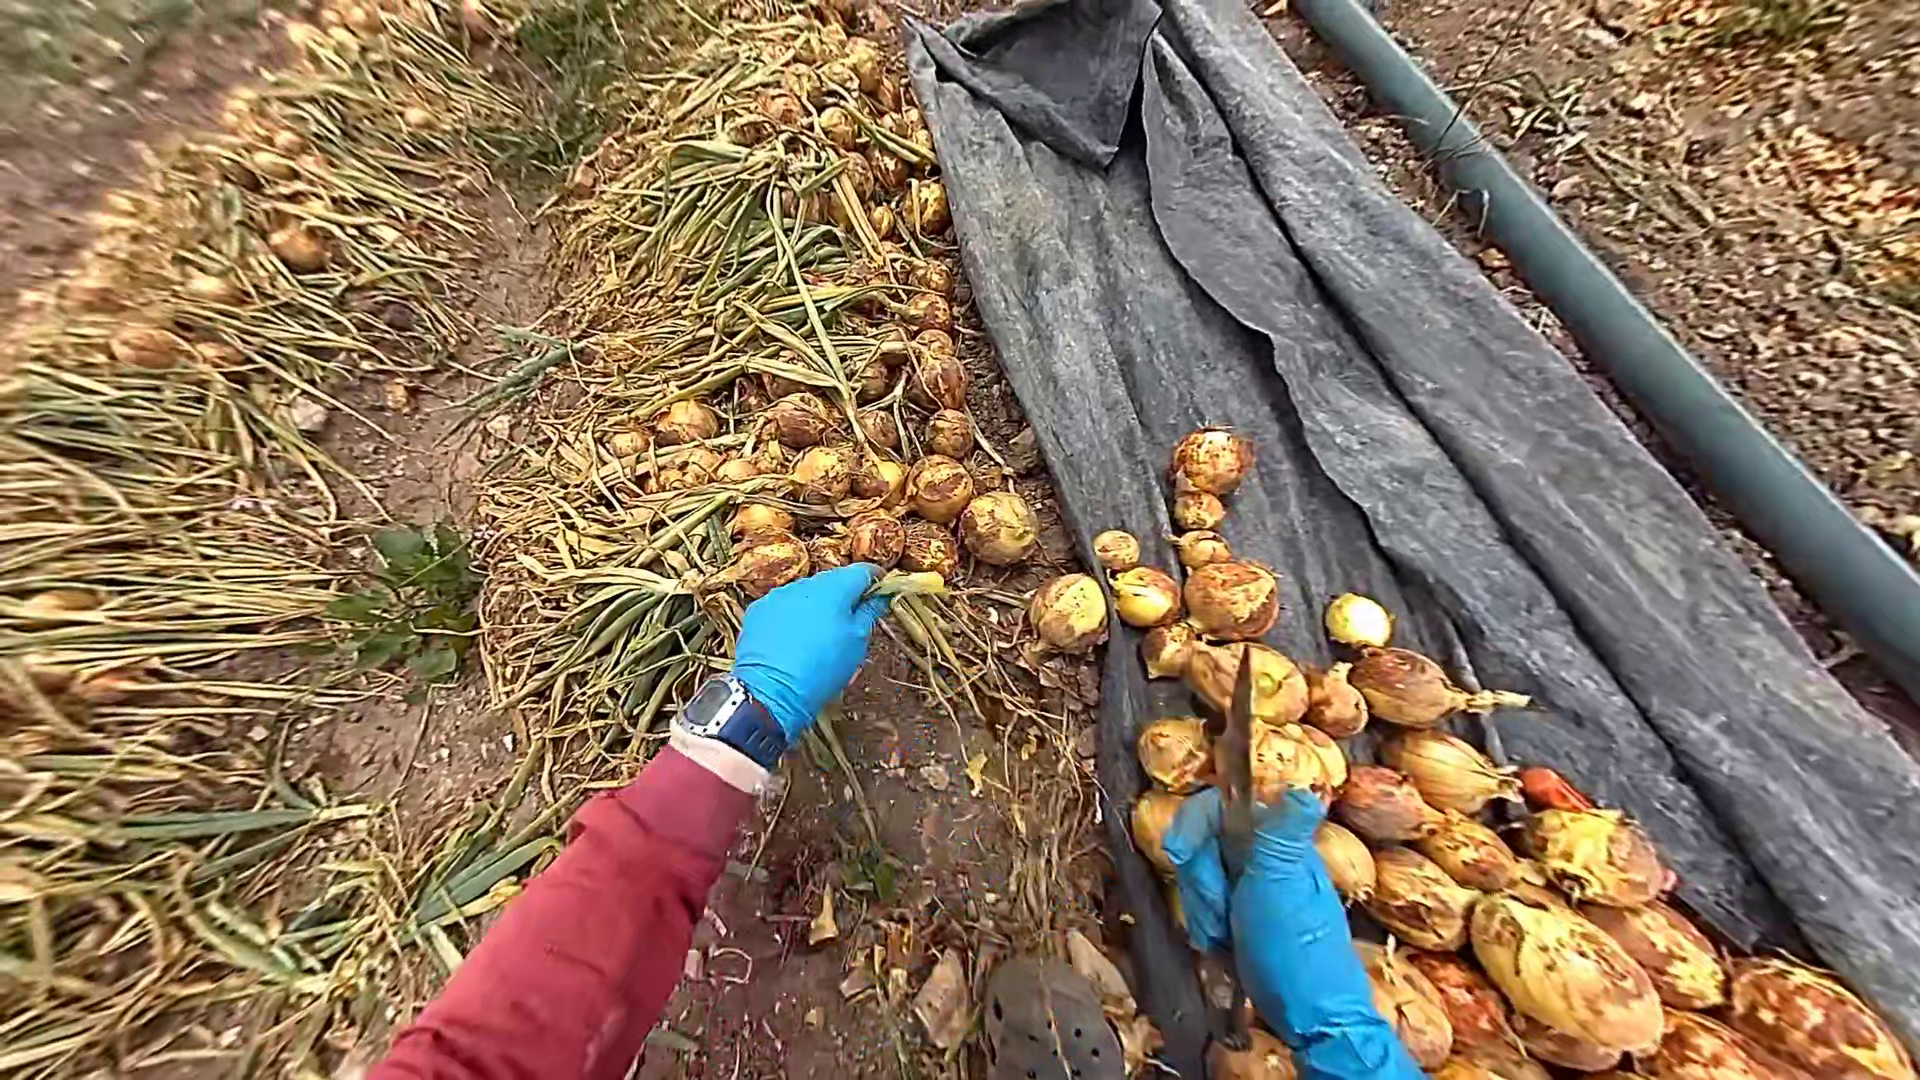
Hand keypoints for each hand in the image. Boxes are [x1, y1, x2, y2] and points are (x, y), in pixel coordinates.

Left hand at [731, 564, 890, 740]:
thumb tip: (881, 594)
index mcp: (835, 587)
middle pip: (833, 580)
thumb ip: (870, 611)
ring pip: (807, 592)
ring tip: (820, 634)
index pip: (862, 570)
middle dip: (845, 595)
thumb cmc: (824, 666)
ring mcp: (779, 595)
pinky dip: (793, 616)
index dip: (876, 580)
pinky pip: (784, 605)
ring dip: (818, 605)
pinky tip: (794, 640)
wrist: (771, 692)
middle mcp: (806, 583)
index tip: (881, 593)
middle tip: (852, 622)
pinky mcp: (759, 610)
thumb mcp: (857, 641)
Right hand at [1162, 786, 1420, 1079]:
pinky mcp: (1238, 900)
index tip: (1180, 855)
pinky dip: (1201, 916)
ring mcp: (1249, 874)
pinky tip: (1217, 938)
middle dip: (1198, 876)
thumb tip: (1304, 788)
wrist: (1311, 1021)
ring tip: (1221, 932)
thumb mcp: (1283, 887)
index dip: (1193, 825)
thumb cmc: (1296, 951)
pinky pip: (1200, 892)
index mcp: (1275, 836)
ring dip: (1199, 901)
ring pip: (1196, 865)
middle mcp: (1262, 847)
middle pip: (1200, 834)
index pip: (1216, 802)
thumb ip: (1282, 834)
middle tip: (1218, 911)